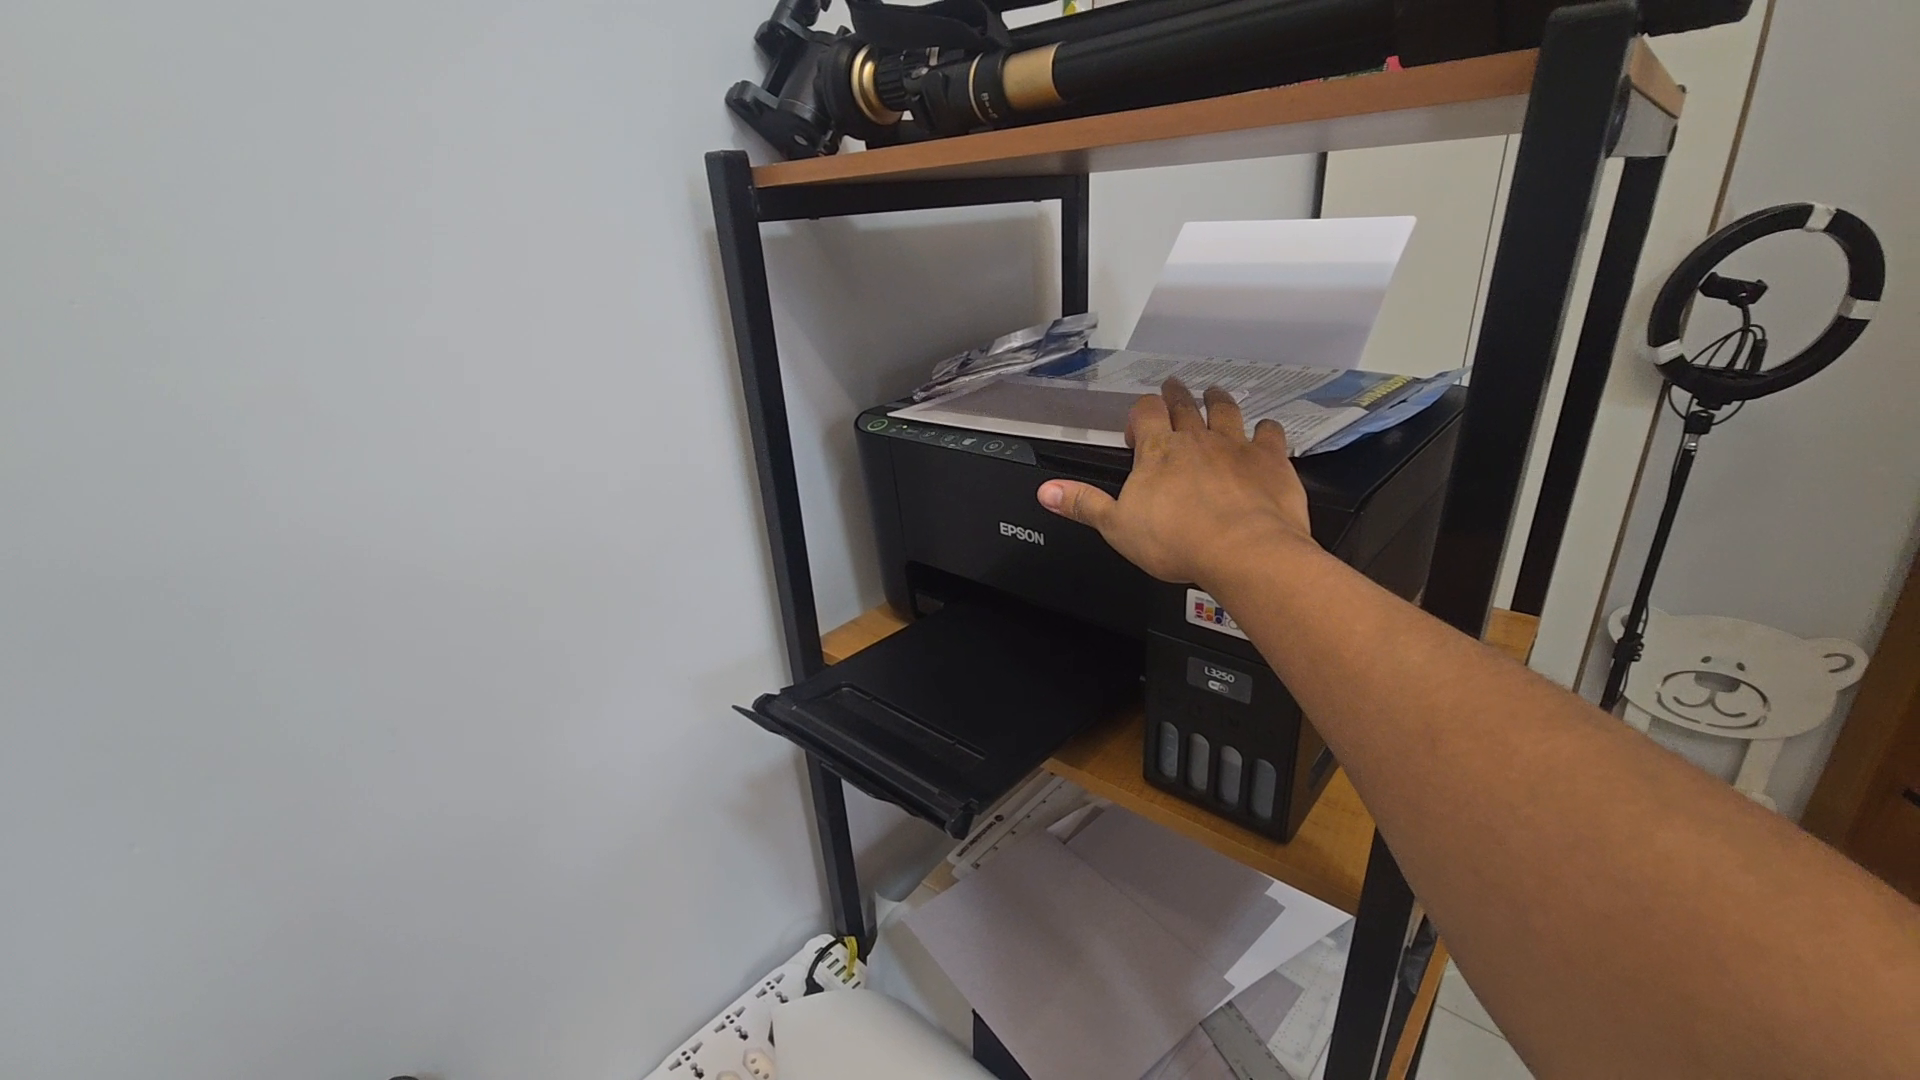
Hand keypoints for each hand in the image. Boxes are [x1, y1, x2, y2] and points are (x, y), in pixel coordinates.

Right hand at [1036, 379, 1314, 586]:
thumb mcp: (1116, 527)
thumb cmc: (1177, 541)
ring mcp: (1236, 447)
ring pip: (1227, 412)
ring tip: (1215, 393)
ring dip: (1219, 401)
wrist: (1242, 551)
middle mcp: (1197, 440)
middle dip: (1177, 395)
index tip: (1138, 428)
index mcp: (1158, 452)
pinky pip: (1271, 435)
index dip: (1139, 414)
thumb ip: (1083, 504)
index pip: (1145, 412)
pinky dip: (1268, 430)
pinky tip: (1268, 429)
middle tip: (1175, 387)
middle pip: (1185, 405)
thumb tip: (1046, 491)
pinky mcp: (1270, 462)